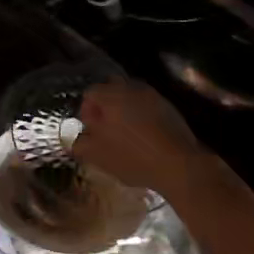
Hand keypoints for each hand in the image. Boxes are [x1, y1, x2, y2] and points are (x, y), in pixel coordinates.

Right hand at [72, 79, 208, 197]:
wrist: (178, 164)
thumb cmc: (132, 157)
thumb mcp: (97, 155)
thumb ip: (79, 143)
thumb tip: (75, 139)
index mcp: (111, 96)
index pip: (90, 93)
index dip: (86, 111)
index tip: (90, 130)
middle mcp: (132, 89)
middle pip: (112, 90)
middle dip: (106, 107)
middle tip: (105, 130)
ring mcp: (154, 96)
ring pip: (131, 97)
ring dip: (124, 111)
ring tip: (125, 135)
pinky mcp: (170, 108)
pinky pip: (148, 106)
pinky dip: (142, 116)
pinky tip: (144, 137)